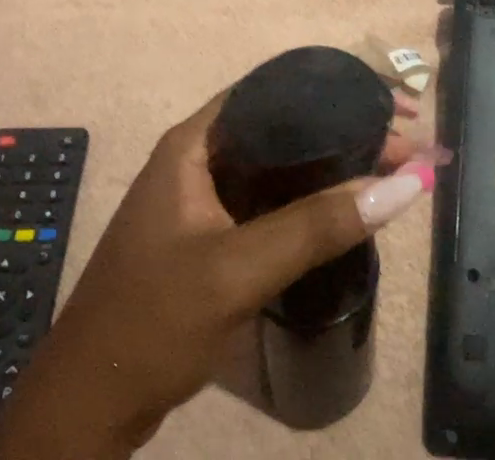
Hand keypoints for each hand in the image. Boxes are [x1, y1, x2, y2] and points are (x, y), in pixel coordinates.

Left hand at [0, 93, 440, 458]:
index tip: (393, 108)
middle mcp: (197, 161)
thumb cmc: (151, 322)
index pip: (274, 91)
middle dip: (346, 131)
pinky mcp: (209, 238)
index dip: (338, 92)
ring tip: (390, 173)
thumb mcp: (238, 269)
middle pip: (283, 127)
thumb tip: (407, 182)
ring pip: (279, 168)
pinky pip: (270, 203)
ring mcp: (200, 201)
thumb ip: (318, 225)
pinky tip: (345, 214)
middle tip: (406, 144)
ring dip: (332, 168)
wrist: (87, 404)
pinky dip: (311, 202)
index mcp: (193, 145)